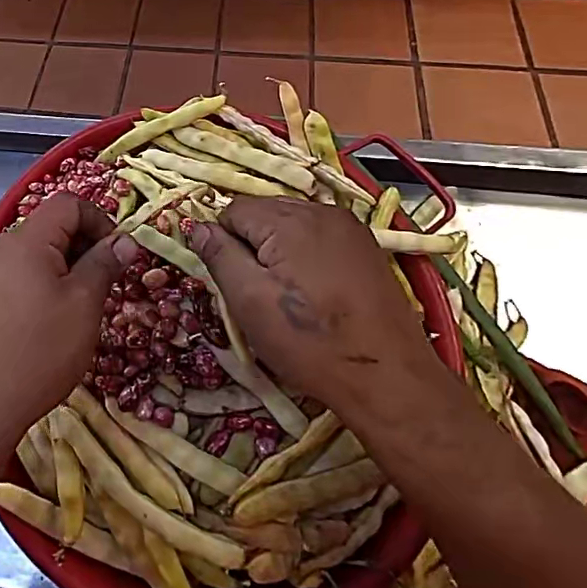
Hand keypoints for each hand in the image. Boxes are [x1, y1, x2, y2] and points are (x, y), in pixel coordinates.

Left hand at [0, 193, 133, 440]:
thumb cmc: (40, 350)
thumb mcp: (84, 304)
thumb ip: (104, 264)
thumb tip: (124, 241)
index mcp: (26, 240)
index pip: (69, 204)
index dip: (100, 221)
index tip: (118, 255)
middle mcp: (1, 248)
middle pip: (51, 227)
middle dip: (84, 247)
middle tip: (104, 286)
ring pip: (36, 256)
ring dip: (65, 270)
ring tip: (80, 309)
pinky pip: (18, 278)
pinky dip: (43, 287)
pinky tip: (50, 324)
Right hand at [187, 196, 452, 428]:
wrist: (388, 377)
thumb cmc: (310, 342)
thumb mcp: (250, 301)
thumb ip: (220, 256)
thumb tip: (198, 227)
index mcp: (289, 220)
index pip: (233, 210)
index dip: (223, 243)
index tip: (232, 281)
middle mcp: (321, 211)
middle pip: (264, 212)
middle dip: (250, 244)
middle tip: (256, 292)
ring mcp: (348, 228)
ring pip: (291, 224)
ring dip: (277, 250)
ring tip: (286, 294)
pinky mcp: (366, 247)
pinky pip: (318, 236)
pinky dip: (304, 255)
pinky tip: (312, 291)